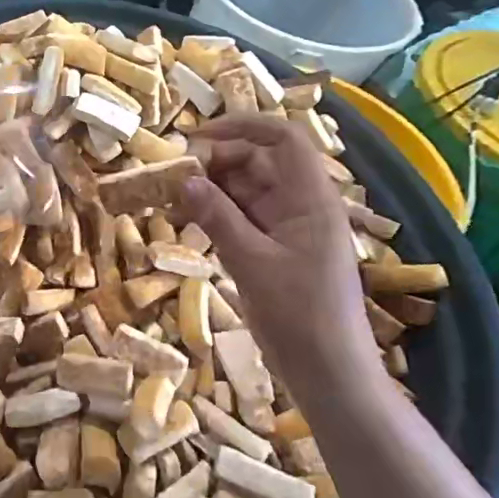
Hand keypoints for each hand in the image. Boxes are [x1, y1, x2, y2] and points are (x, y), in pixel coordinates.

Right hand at [185, 115, 376, 387]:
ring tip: (171, 194)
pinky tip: (187, 218)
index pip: (283, 140)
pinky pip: (241, 217)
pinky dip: (215, 213)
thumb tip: (185, 178)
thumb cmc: (298, 313)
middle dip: (216, 160)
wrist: (327, 371)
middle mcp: (300, 205)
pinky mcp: (273, 250)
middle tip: (174, 172)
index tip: (199, 134)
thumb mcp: (251, 262)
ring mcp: (287, 228)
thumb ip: (217, 217)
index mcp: (311, 199)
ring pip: (246, 190)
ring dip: (211, 188)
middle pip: (258, 162)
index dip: (244, 126)